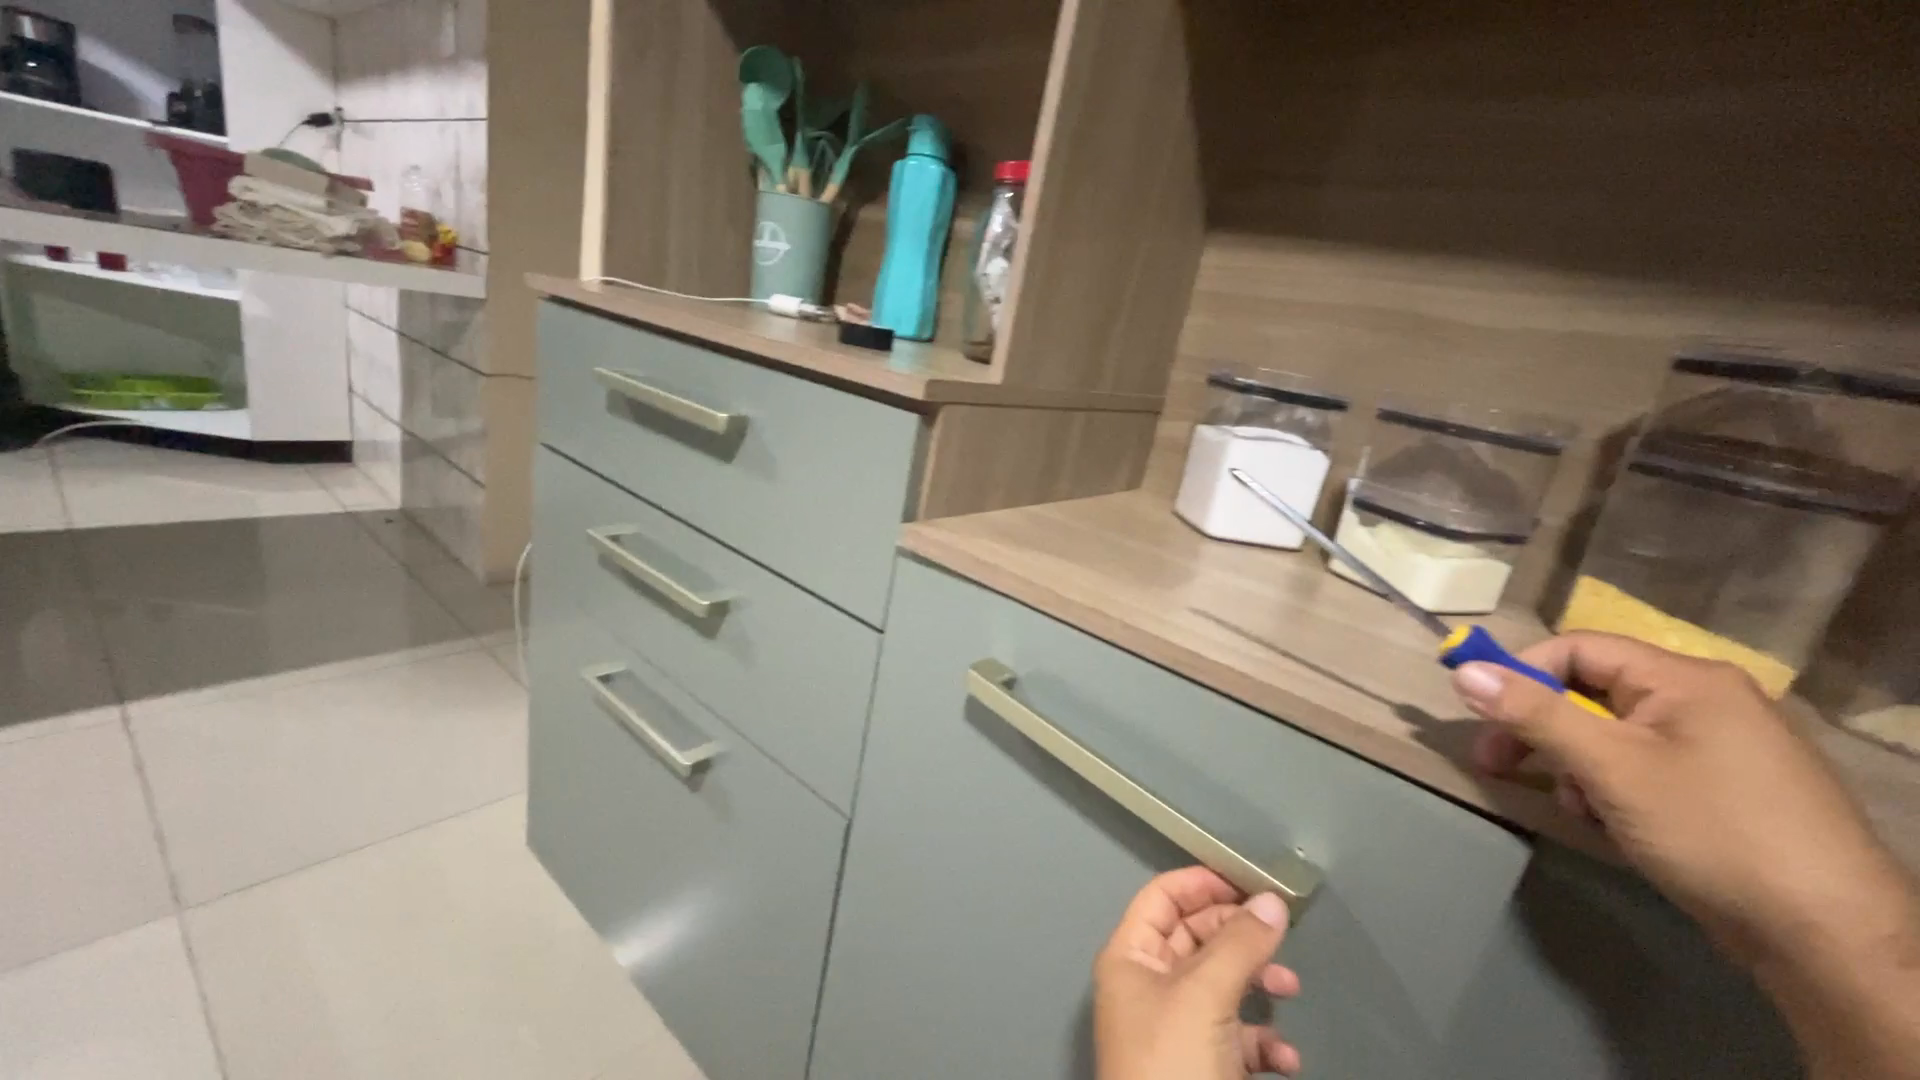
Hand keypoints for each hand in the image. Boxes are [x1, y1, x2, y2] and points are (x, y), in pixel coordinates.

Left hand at [1094, 867, 1300, 1078]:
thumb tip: (1271, 901)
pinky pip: (1236, 1039)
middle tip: (1279, 935)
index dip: (1202, 884)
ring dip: (1258, 985)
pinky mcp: (1203, 1071)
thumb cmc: (1172, 1067)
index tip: (1249, 881)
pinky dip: (1263, 1042)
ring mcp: (1176, 1030)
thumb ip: (1239, 944)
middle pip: (1197, 939)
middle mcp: (1149, 987)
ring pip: (1222, 987)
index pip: (1162, 898)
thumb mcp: (1203, 996)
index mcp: (1131, 958)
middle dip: (1239, 936)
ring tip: (1288, 991)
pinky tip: (1285, 1057)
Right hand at [1449, 631, 1916, 972]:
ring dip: (1575, 765)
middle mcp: (1706, 699)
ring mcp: (1719, 745)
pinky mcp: (1723, 787)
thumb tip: (1464, 670)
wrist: (1829, 938)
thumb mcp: (1610, 767)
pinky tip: (1611, 822)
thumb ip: (1535, 713)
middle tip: (1494, 763)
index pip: (1577, 648)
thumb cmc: (1712, 832)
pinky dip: (1611, 787)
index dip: (1521, 674)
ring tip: (1576, 807)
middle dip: (1539, 728)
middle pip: (1591, 692)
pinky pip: (1642, 765)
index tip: (1480, 714)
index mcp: (1686, 679)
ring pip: (1611, 733)